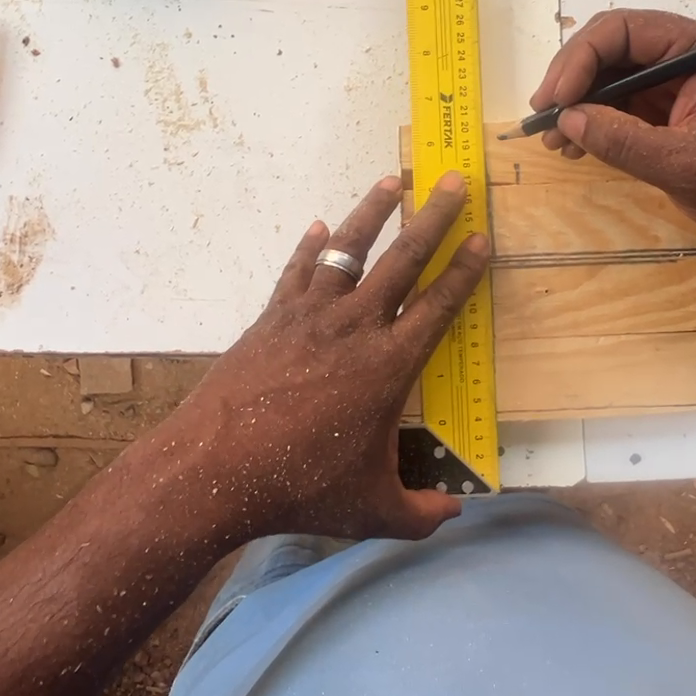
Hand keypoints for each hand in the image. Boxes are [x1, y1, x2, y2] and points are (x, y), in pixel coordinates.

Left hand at [148, 172, 487, 542]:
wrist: (215, 469)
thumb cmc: (300, 486)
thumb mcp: (373, 511)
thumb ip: (422, 515)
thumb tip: (457, 515)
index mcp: (389, 365)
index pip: (439, 305)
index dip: (464, 270)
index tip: (481, 237)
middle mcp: (355, 328)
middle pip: (403, 260)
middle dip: (434, 217)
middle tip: (453, 180)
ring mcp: (309, 316)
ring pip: (348, 250)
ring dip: (372, 212)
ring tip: (393, 182)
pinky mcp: (271, 317)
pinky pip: (296, 271)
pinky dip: (309, 248)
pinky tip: (317, 227)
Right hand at [533, 9, 695, 242]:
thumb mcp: (684, 164)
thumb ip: (624, 141)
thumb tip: (568, 120)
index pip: (627, 30)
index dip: (582, 58)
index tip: (556, 100)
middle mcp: (686, 56)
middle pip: (612, 48)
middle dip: (572, 80)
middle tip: (542, 117)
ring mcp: (674, 83)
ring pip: (610, 76)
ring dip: (577, 104)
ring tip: (553, 141)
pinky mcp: (666, 109)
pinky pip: (618, 104)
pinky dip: (592, 122)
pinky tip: (574, 146)